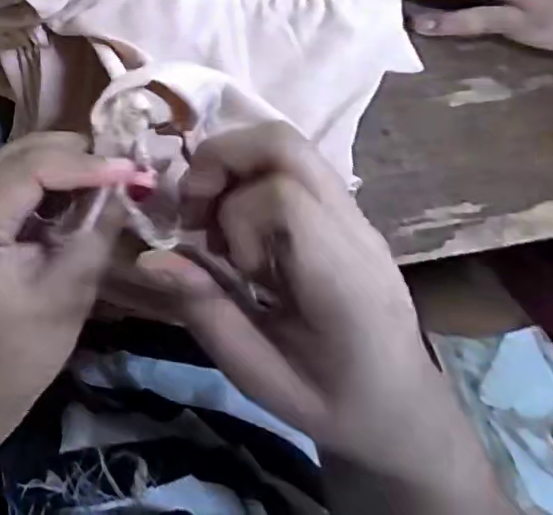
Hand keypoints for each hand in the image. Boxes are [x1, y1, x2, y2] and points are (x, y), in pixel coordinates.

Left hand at [0, 132, 152, 427]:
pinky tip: (86, 186)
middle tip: (129, 167)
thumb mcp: (68, 293)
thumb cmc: (20, 348)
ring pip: (24, 155)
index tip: (132, 170)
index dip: (86, 165)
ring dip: (69, 160)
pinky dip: (56, 173)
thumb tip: (130, 184)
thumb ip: (96, 232)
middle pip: (26, 151)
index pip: (33, 169)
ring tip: (114, 173)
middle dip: (79, 154)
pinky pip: (21, 172)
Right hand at [135, 124, 448, 475]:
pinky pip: (288, 161)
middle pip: (284, 143)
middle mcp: (354, 229)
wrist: (404, 410)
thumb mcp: (262, 378)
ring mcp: (353, 212)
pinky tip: (236, 223)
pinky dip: (246, 173)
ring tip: (212, 215)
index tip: (227, 262)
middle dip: (221, 159)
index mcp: (344, 279)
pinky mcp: (342, 208)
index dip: (236, 215)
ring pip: (284, 141)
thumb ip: (207, 313)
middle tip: (195, 208)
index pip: (285, 197)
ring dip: (230, 163)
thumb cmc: (334, 402)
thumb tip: (149, 259)